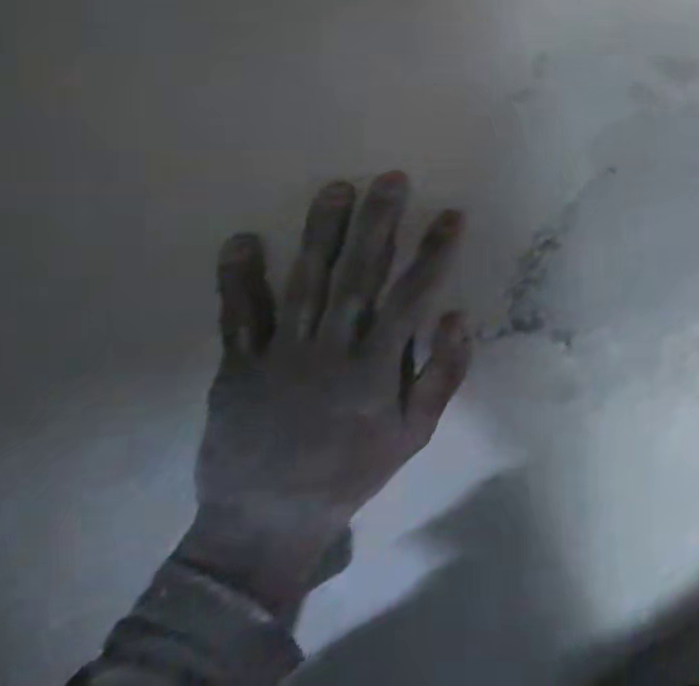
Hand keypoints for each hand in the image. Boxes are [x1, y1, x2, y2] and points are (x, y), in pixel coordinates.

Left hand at [178, 172, 471, 616]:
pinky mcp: (238, 365)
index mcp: (376, 366)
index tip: (450, 214)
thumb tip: (459, 316)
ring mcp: (281, 354)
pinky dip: (239, 278)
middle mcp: (331, 348)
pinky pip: (238, 316)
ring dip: (321, 233)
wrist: (267, 519)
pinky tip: (242, 240)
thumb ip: (443, 374)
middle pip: (358, 275)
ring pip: (305, 282)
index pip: (412, 295)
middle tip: (390, 178)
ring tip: (336, 189)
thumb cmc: (352, 470)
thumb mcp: (416, 433)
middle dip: (378, 223)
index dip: (433, 252)